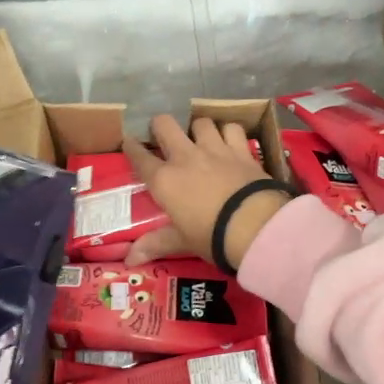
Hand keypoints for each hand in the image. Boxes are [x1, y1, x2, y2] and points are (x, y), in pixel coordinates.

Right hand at [123, 115, 289, 267]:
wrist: (255, 226)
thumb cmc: (211, 236)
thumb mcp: (181, 242)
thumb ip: (155, 245)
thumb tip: (129, 261)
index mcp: (164, 180)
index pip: (139, 157)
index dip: (131, 147)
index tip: (128, 141)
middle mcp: (185, 157)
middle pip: (165, 124)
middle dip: (160, 125)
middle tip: (163, 136)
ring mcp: (214, 149)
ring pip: (200, 122)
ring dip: (198, 129)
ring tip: (201, 139)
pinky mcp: (241, 150)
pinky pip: (232, 128)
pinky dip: (229, 132)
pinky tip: (229, 141)